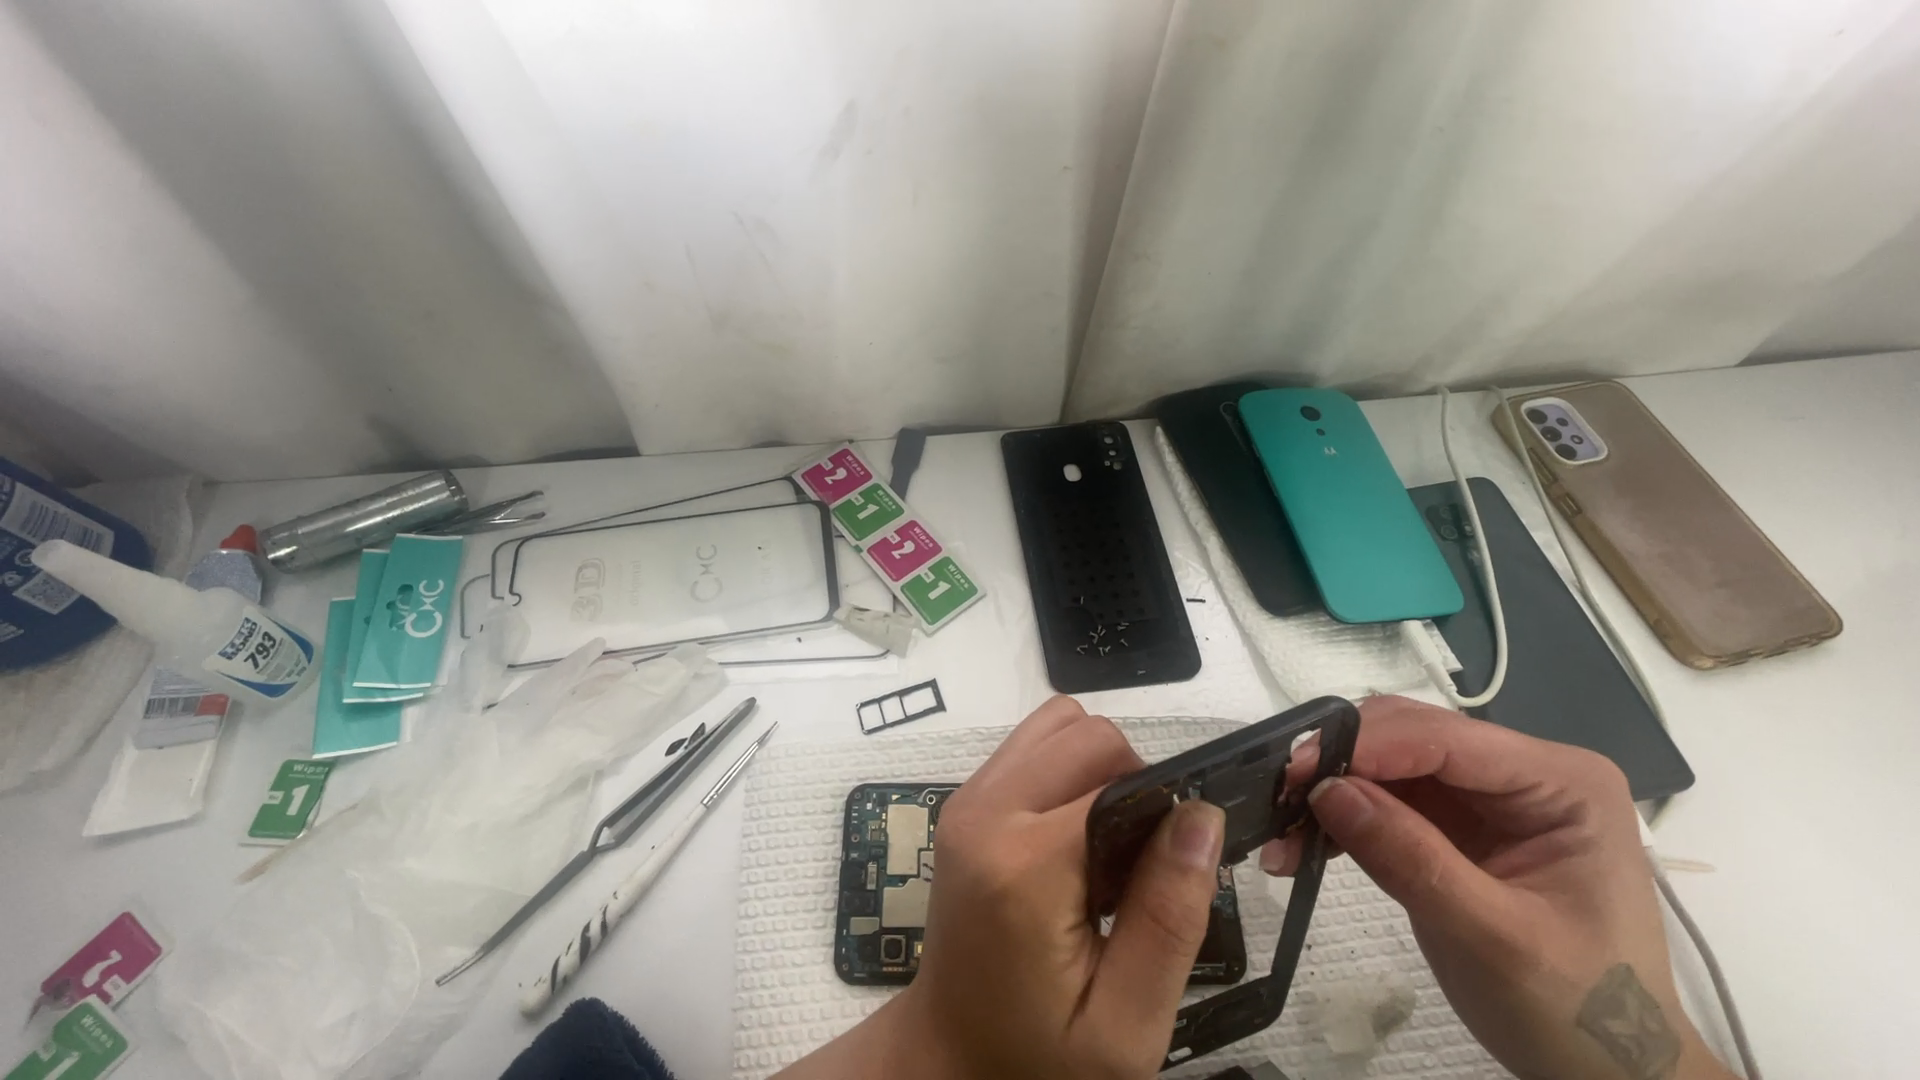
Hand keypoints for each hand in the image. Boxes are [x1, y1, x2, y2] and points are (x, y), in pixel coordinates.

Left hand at [775, 696, 1225, 1079]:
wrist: (949, 1054)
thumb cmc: (1037, 1053)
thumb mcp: (1125, 1021)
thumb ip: (1169, 916)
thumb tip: (1202, 815)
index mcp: (1023, 864)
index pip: (1116, 779)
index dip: (1162, 810)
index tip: (1170, 866)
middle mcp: (985, 811)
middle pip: (1086, 734)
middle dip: (1132, 779)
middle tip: (1138, 859)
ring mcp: (968, 800)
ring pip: (1058, 725)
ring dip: (1097, 767)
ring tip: (1106, 843)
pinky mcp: (965, 801)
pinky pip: (1031, 747)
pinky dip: (1067, 772)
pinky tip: (1074, 835)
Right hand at [1261, 696, 1735, 1079]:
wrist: (1603, 1071)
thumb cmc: (1576, 1010)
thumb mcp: (1492, 939)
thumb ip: (1411, 859)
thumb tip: (1326, 792)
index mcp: (1560, 782)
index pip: (1446, 738)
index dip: (1365, 746)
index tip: (1294, 774)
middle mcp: (1521, 772)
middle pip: (1408, 738)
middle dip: (1339, 764)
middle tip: (1278, 802)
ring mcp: (1485, 796)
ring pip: (1383, 764)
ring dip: (1328, 791)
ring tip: (1281, 834)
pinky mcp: (1453, 823)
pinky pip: (1381, 799)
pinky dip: (1338, 818)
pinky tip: (1302, 847)